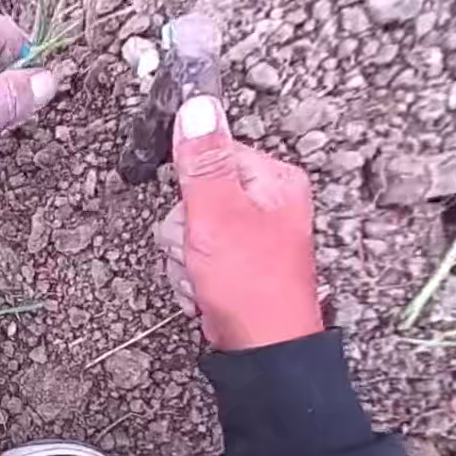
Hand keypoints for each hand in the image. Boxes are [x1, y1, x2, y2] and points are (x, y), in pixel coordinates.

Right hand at [157, 96, 322, 351]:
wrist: (261, 348)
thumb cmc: (252, 288)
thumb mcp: (219, 216)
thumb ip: (204, 162)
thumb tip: (198, 107)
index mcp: (272, 180)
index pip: (210, 155)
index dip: (192, 189)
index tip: (196, 214)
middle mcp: (263, 202)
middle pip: (191, 194)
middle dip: (185, 230)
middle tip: (203, 249)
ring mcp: (246, 232)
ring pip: (184, 227)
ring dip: (184, 255)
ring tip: (206, 273)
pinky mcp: (231, 257)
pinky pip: (189, 252)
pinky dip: (190, 272)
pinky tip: (206, 286)